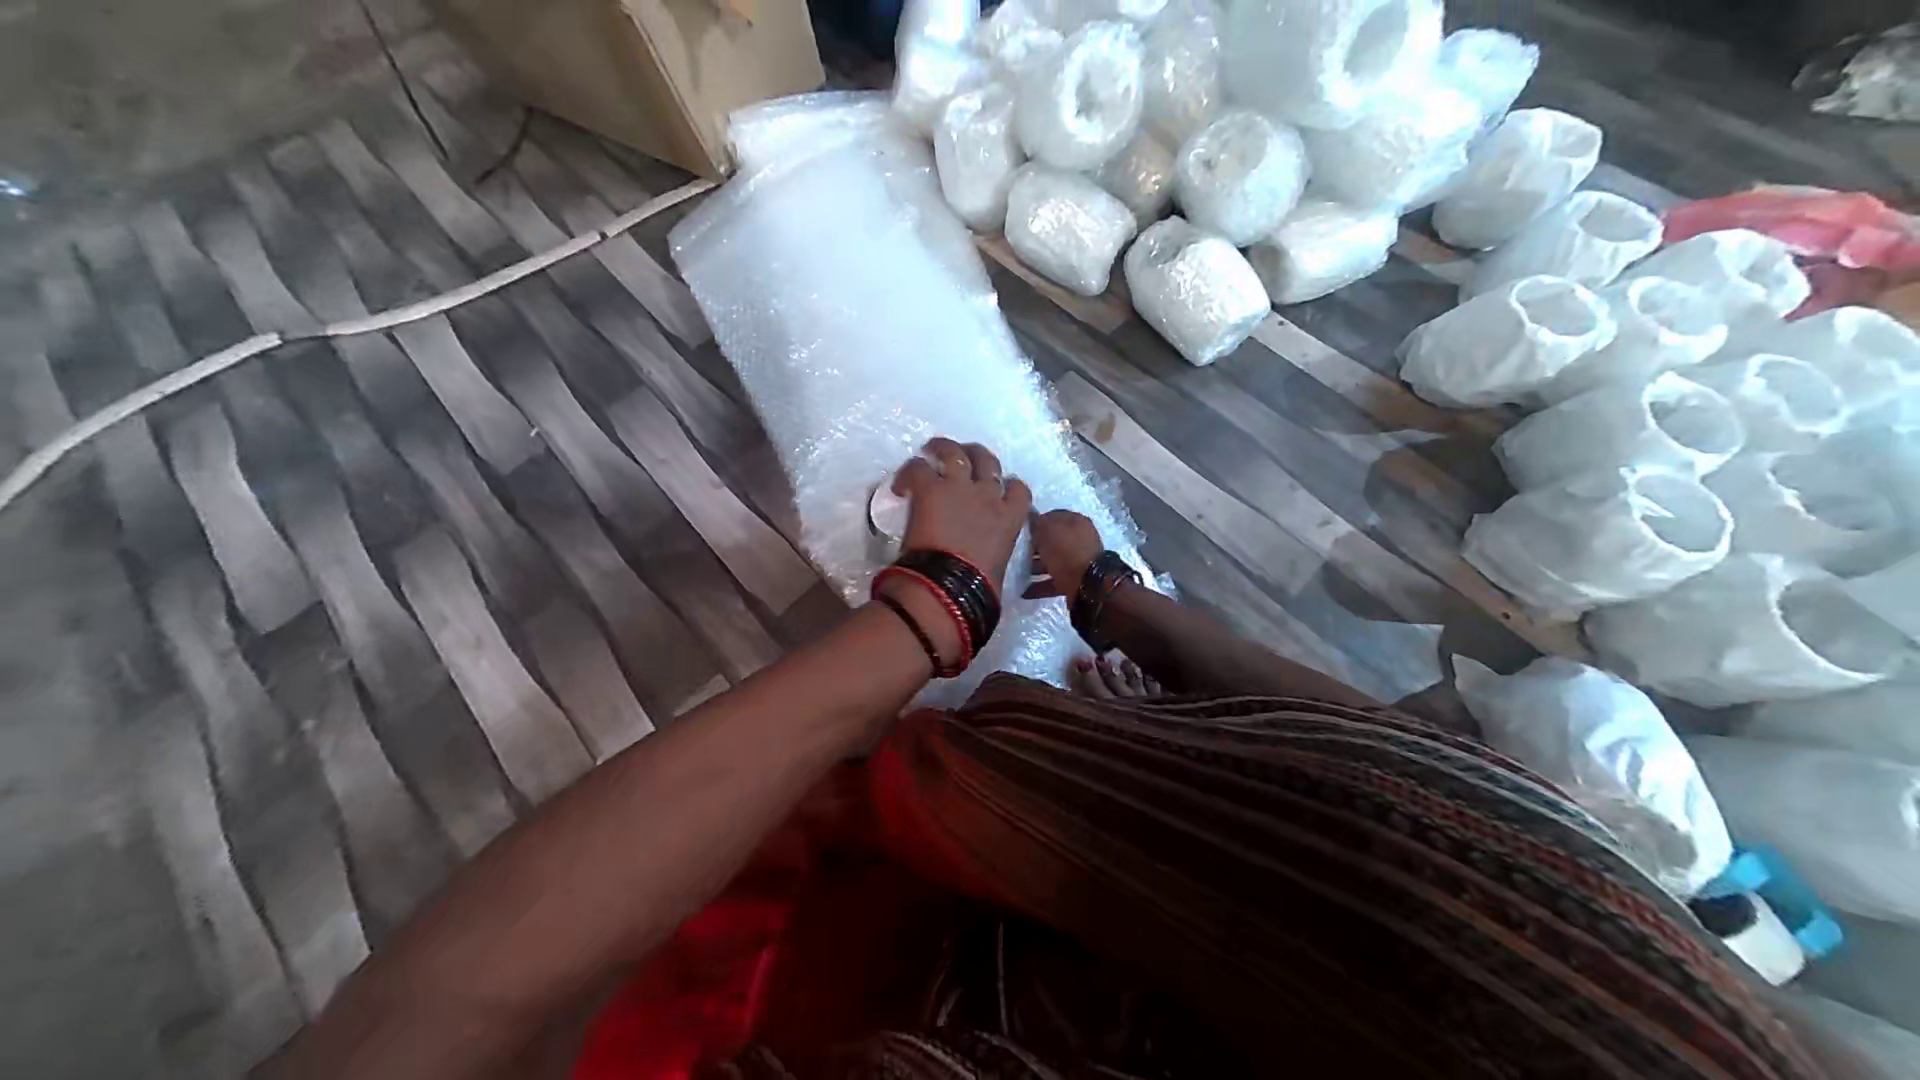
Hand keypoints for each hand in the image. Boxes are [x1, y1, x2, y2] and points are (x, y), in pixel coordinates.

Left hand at [879, 439, 1031, 670]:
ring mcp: (959, 488)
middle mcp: (988, 496)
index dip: (1008, 485)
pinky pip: (919, 467)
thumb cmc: (978, 591)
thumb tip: (991, 582)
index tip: (997, 489)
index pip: (1019, 490)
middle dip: (975, 455)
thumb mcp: (999, 574)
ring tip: (929, 450)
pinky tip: (900, 486)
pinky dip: (910, 471)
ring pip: (955, 451)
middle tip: (960, 458)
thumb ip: (997, 564)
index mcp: (1010, 520)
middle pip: (987, 460)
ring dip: (942, 447)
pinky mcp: (930, 489)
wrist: (949, 588)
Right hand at [1025, 509, 1104, 599]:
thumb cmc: (1066, 551)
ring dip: (1037, 567)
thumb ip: (1038, 523)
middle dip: (1035, 547)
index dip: (1036, 524)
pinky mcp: (1076, 581)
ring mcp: (1080, 561)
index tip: (1020, 531)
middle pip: (1053, 541)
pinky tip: (1024, 591)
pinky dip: (1040, 585)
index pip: (1052, 517)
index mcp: (1077, 521)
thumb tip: (1031, 519)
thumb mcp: (1047, 530)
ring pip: (1053, 561)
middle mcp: (1081, 539)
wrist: (1088, 584)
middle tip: (1017, 552)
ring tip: (1018, 573)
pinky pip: (1054, 581)